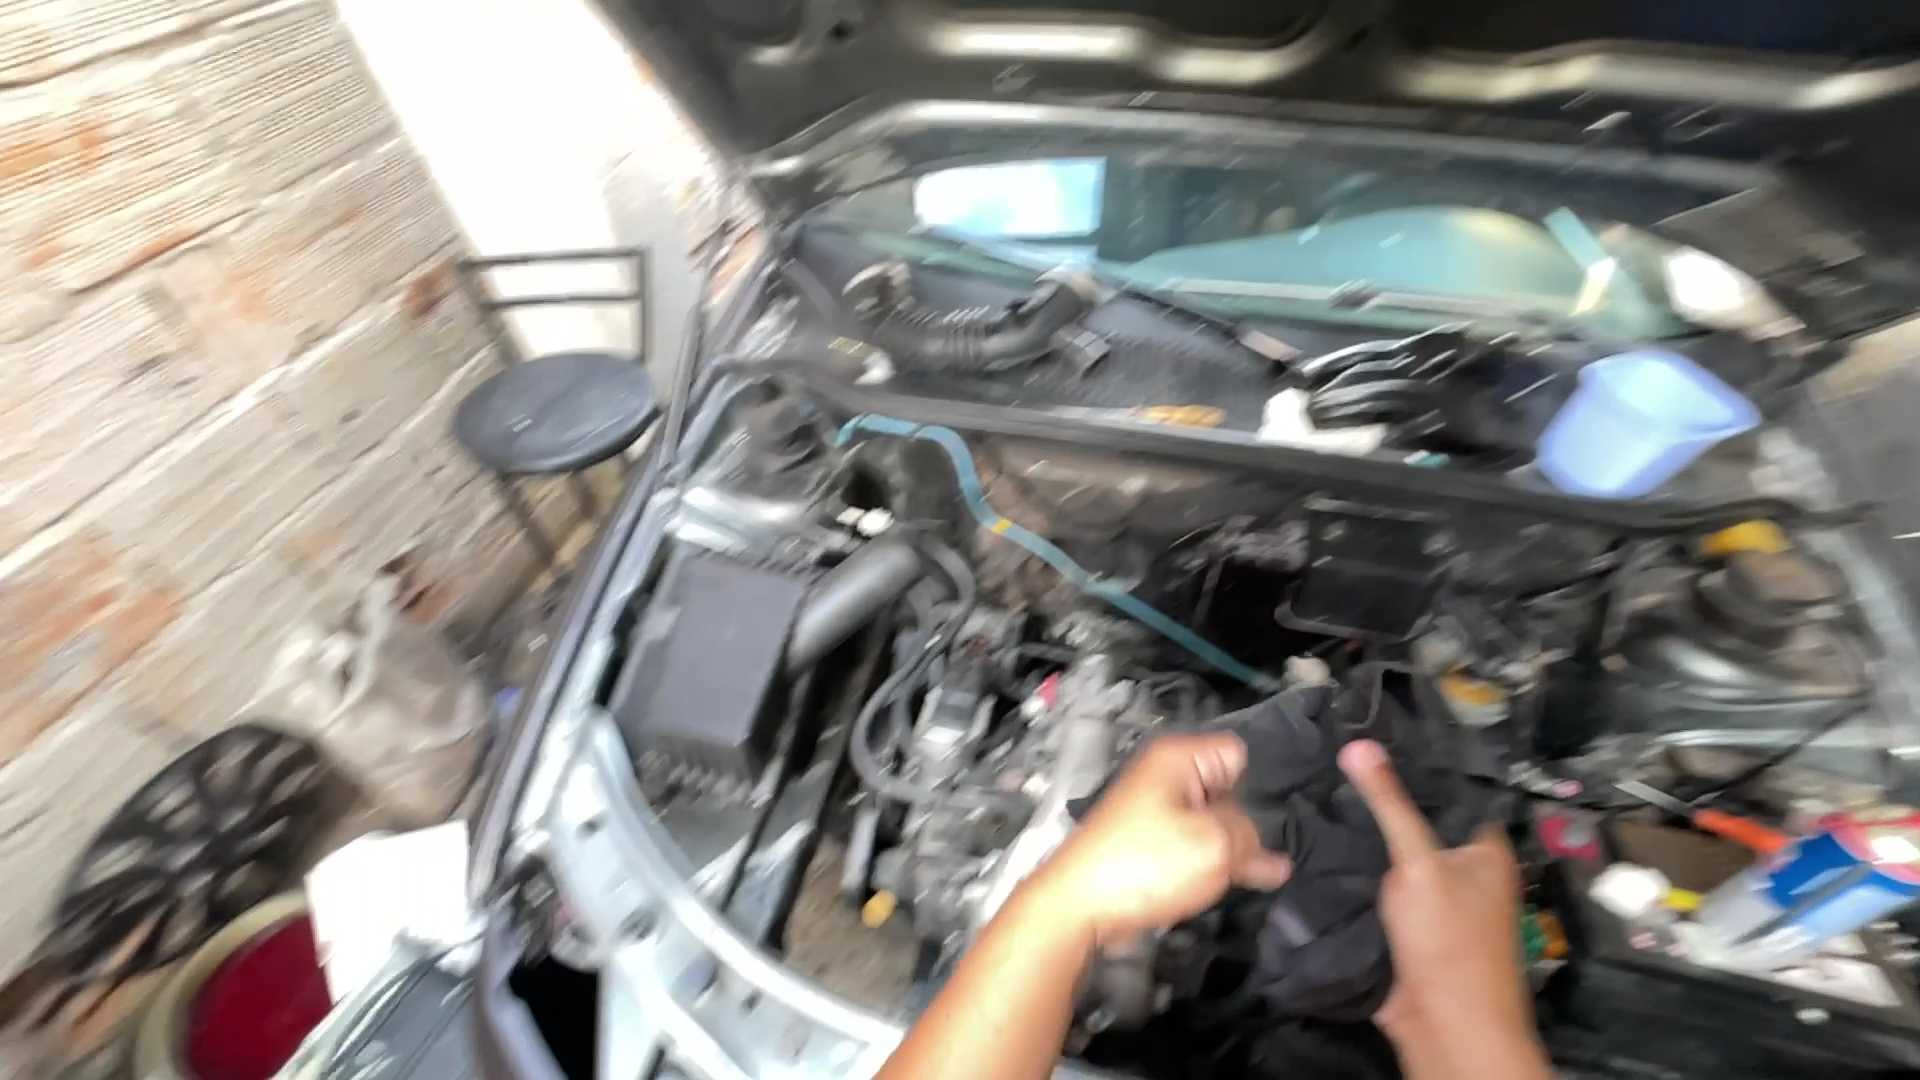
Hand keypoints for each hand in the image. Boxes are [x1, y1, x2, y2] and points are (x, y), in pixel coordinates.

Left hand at [1025, 733, 1292, 948]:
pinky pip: (1195, 842)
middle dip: (1246, 819)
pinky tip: (1234, 880)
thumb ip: (1249, 834)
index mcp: (1177, 758)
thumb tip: (1261, 843)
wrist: (1083, 902)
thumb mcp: (1213, 845)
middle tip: (1265, 852)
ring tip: (1250, 872)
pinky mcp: (1152, 839)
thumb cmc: (1141, 865)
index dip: (1258, 785)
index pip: (1237, 753)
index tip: (1273, 818)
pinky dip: (1212, 859)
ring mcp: (1157, 807)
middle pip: (1228, 788)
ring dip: (1231, 845)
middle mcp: (1166, 775)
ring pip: (1214, 820)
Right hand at [1338, 739, 1549, 1079]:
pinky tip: (1313, 830)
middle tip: (1325, 748)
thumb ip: (1388, 803)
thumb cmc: (1449, 939)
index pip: (1445, 785)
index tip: (1364, 726)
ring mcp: (1427, 890)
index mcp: (1482, 846)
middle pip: (1413, 814)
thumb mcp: (1418, 861)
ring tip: (1312, 779)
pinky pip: (1371, 872)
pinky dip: (1347, 855)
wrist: (1443, 1027)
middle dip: (1374, 788)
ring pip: (1387, 844)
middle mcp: (1458, 863)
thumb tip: (1359, 743)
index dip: (1409, 756)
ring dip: (1356, 823)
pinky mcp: (1398, 913)